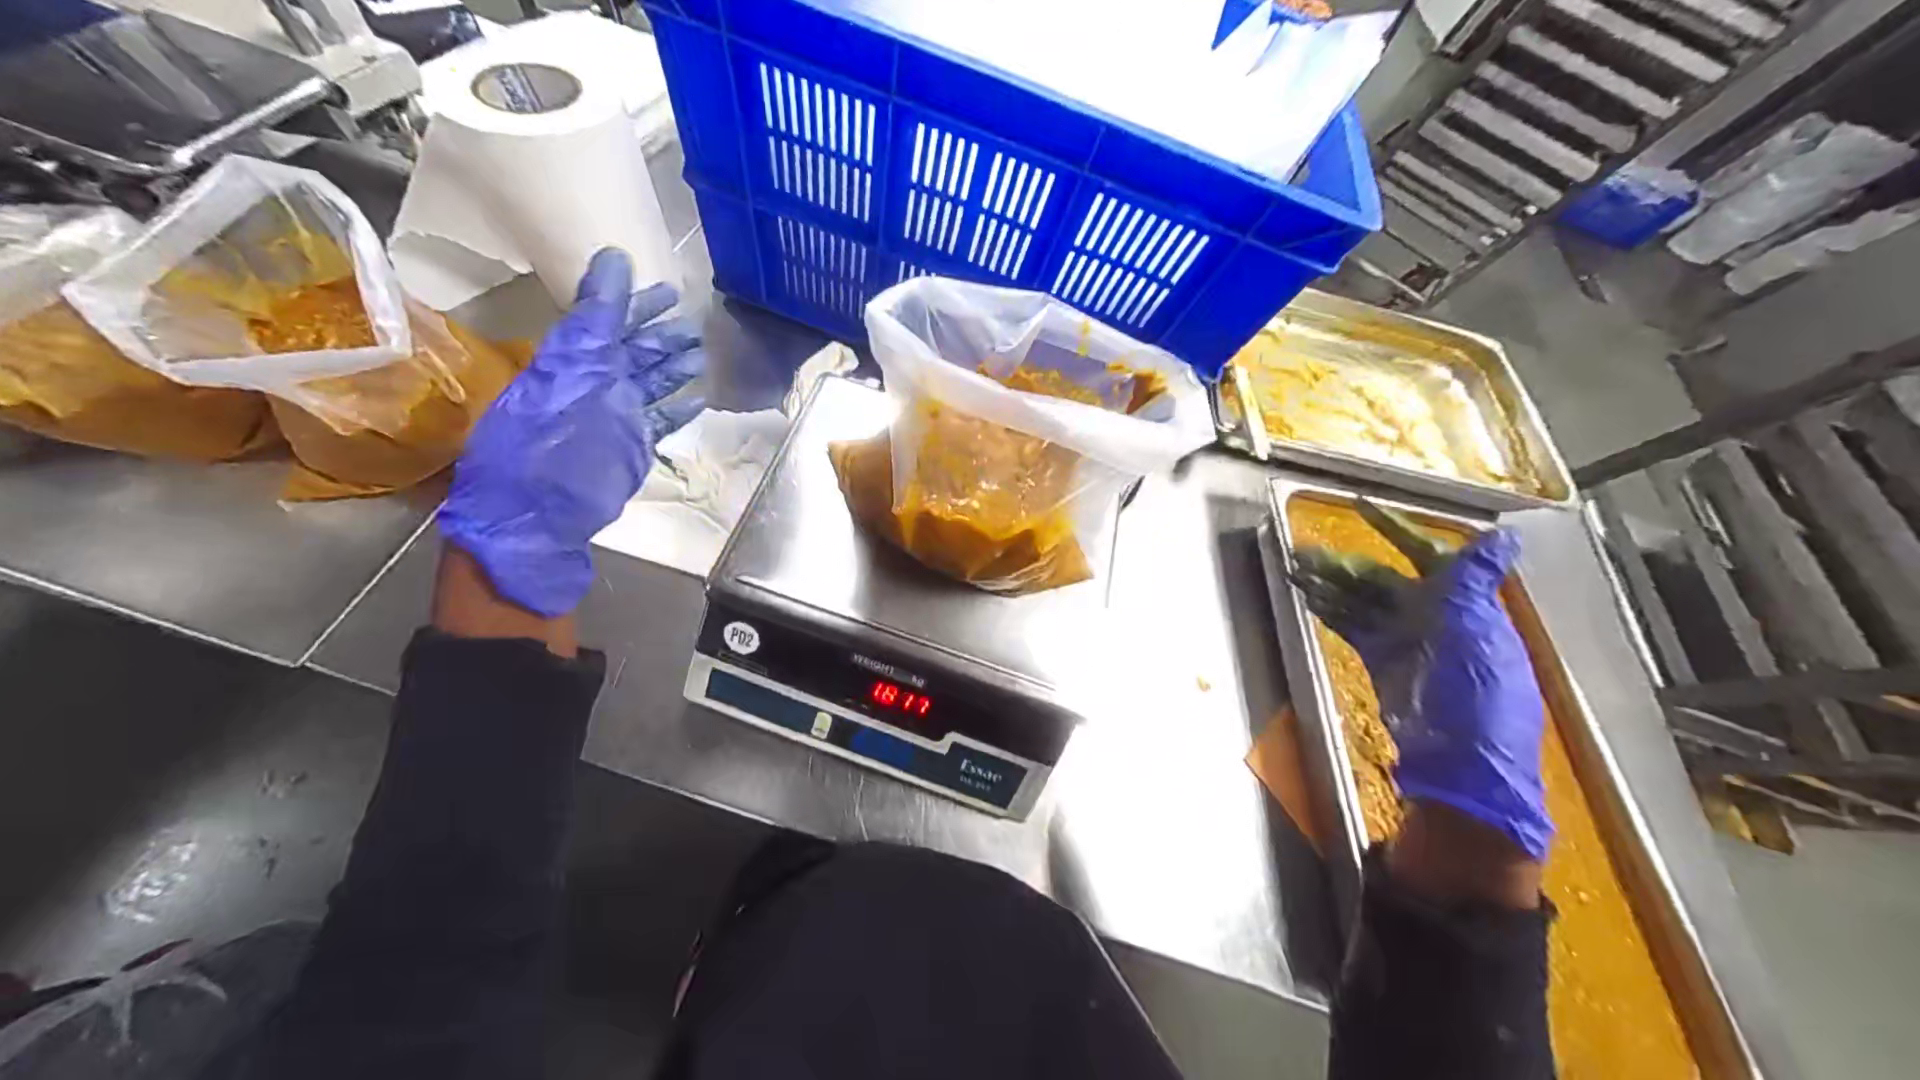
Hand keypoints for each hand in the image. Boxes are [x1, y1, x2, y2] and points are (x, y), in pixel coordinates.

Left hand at [436, 248, 704, 617]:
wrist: (537, 517)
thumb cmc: (547, 442)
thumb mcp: (570, 372)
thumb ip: (595, 319)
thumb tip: (613, 260)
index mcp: (577, 363)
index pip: (611, 323)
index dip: (637, 303)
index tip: (668, 289)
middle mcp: (598, 386)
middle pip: (637, 353)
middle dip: (665, 335)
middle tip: (694, 321)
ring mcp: (617, 418)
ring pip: (653, 384)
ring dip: (677, 367)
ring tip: (702, 353)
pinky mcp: (632, 448)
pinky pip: (661, 422)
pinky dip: (679, 410)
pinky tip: (699, 398)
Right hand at [1296, 524, 1552, 861]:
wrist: (1463, 764)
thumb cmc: (1477, 694)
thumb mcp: (1480, 635)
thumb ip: (1475, 584)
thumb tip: (1502, 537)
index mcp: (1461, 604)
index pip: (1424, 554)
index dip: (1393, 528)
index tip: (1359, 505)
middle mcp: (1432, 615)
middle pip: (1380, 578)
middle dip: (1345, 563)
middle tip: (1305, 551)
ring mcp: (1404, 638)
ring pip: (1360, 601)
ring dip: (1329, 585)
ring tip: (1295, 570)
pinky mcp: (1382, 661)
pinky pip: (1352, 626)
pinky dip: (1331, 612)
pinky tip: (1308, 598)